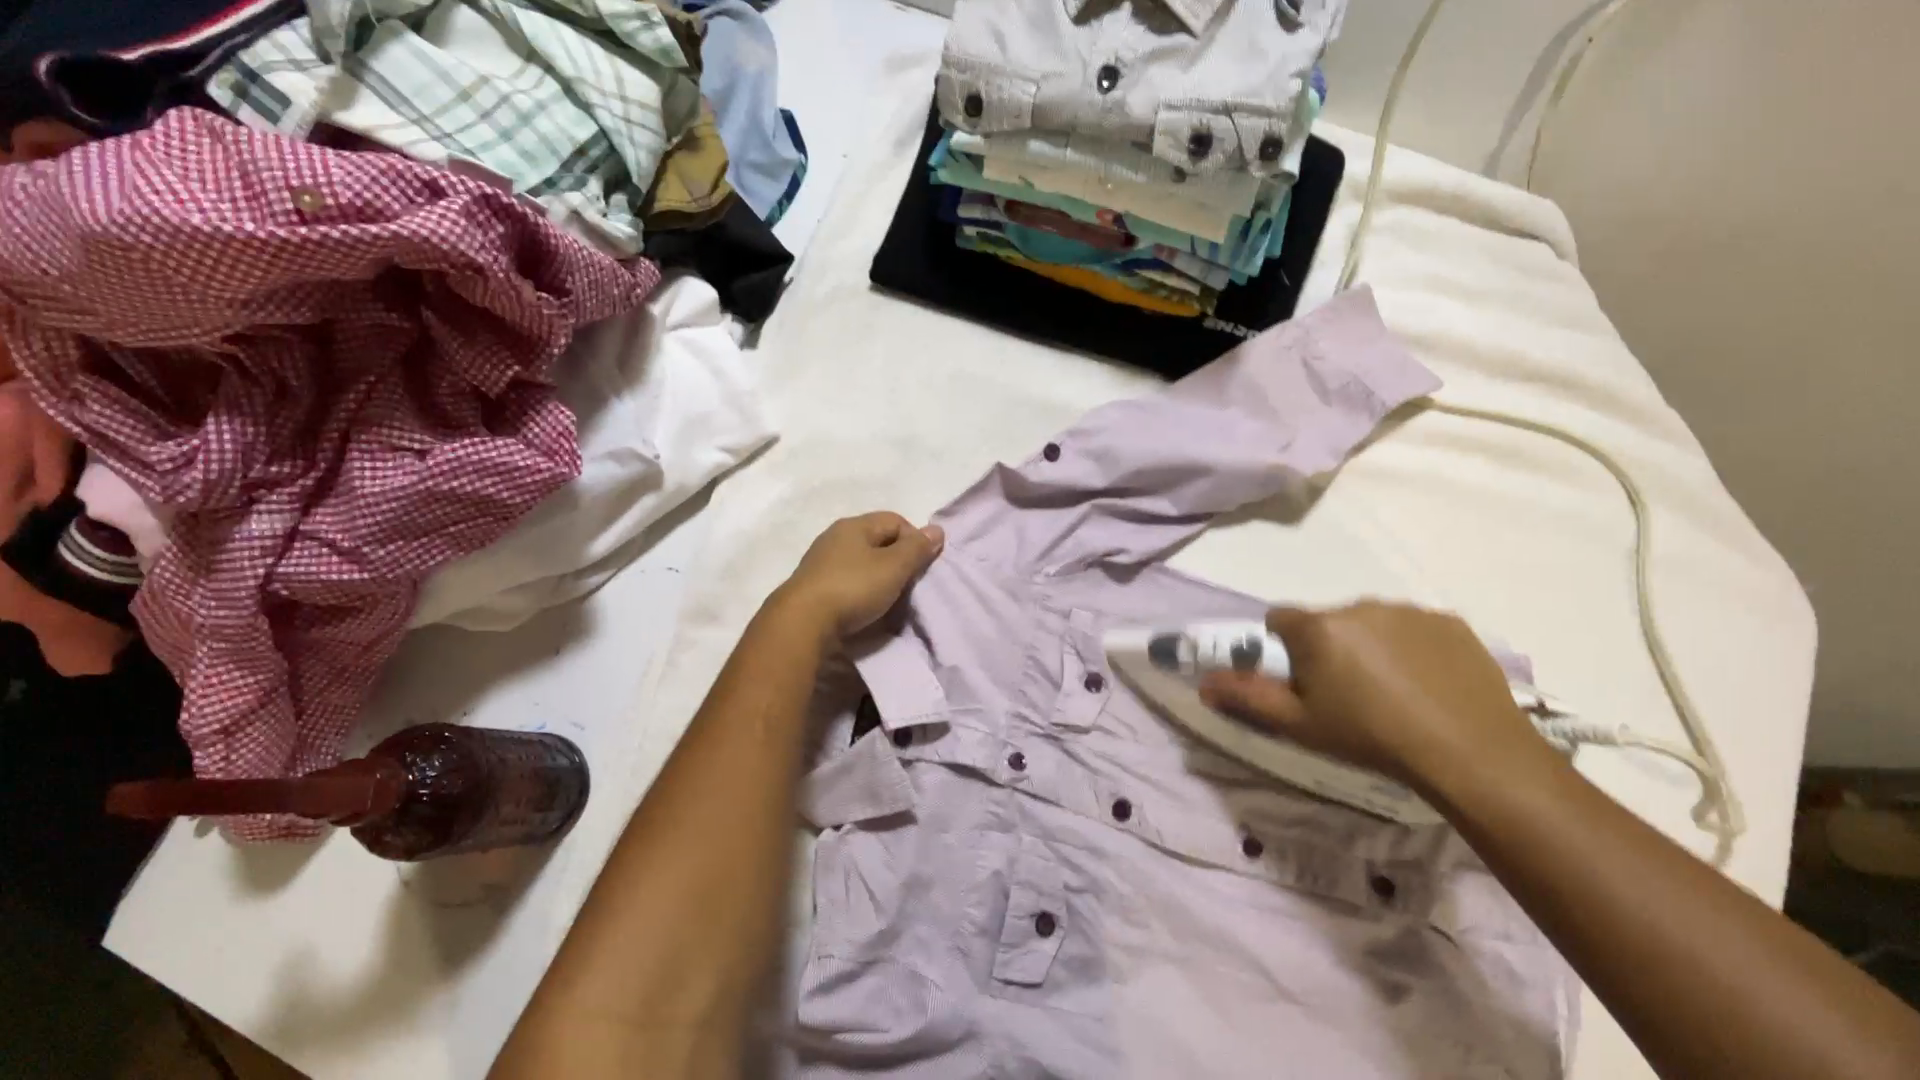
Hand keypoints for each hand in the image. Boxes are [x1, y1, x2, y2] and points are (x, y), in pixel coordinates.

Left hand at [772, 512, 943, 642]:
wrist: (803, 622)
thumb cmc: (853, 588)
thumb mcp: (893, 567)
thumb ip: (917, 549)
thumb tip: (936, 530)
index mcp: (854, 525)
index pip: (896, 521)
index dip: (915, 540)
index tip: (921, 567)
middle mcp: (835, 538)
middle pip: (878, 542)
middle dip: (898, 562)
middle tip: (908, 586)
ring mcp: (821, 563)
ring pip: (862, 564)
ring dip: (879, 580)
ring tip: (889, 601)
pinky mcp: (814, 587)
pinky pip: (847, 583)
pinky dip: (861, 593)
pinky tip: (865, 609)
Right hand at [1197, 602, 1553, 793]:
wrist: (1469, 751)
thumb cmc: (1371, 738)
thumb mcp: (1300, 725)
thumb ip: (1248, 697)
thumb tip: (1203, 682)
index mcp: (1319, 628)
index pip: (1279, 620)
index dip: (1282, 649)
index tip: (1300, 682)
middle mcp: (1360, 606)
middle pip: (1328, 622)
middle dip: (1329, 650)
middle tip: (1346, 697)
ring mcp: (1410, 610)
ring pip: (1373, 624)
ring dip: (1371, 648)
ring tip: (1393, 695)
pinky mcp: (1451, 621)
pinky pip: (1416, 629)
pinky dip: (1413, 650)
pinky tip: (1428, 687)